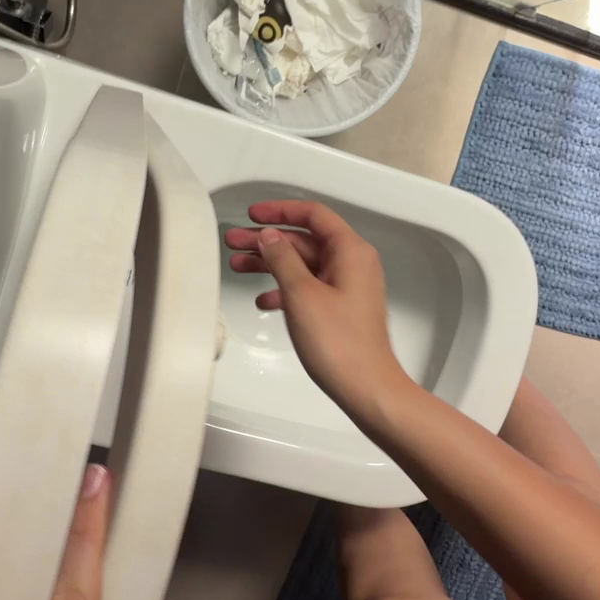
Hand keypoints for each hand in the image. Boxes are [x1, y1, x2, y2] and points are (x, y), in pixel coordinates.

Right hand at [223, 200, 411, 413]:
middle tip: (232, 242)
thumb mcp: (302, 294)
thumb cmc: (336, 339)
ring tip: (236, 267)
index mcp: (350, 250)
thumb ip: (282, 258)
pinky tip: (262, 301)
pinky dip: (285, 289)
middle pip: (305, 240)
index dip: (280, 211)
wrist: (367, 388)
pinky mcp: (341, 308)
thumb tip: (269, 234)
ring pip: (303, 264)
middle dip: (268, 240)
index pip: (314, 215)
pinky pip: (309, 287)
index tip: (251, 215)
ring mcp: (347, 286)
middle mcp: (352, 262)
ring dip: (271, 264)